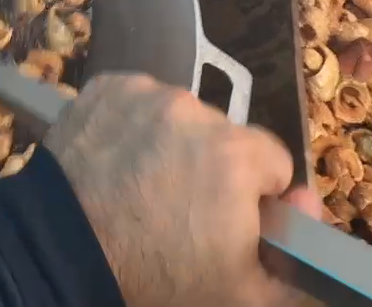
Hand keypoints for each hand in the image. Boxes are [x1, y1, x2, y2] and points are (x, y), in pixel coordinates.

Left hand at [44, 72, 319, 306]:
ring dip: (171, 139)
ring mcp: (142, 90)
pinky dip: (133, 121)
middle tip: (180, 204)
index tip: (230, 216)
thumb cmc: (159, 275)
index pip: (272, 159)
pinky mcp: (104, 85)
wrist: (64, 248)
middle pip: (222, 134)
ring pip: (178, 114)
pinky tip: (119, 155)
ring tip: (143, 181)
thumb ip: (299, 256)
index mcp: (233, 151)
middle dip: (212, 164)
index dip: (257, 192)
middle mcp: (189, 107)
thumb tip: (307, 204)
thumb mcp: (246, 295)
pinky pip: (137, 98)